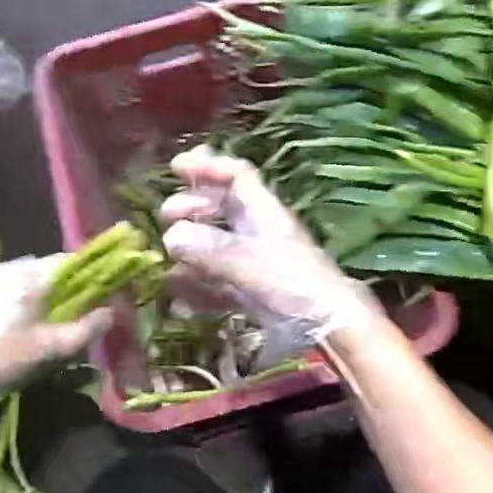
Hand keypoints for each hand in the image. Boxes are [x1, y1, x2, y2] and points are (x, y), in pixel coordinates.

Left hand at [0, 255, 112, 416]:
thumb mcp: (48, 349)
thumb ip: (85, 329)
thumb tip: (111, 312)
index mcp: (31, 275)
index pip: (71, 260)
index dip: (91, 274)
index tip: (103, 293)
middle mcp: (7, 267)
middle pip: (46, 268)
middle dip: (65, 287)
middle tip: (74, 314)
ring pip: (22, 278)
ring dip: (38, 294)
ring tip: (43, 323)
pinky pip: (1, 288)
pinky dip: (15, 300)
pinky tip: (10, 327)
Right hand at [158, 146, 382, 344]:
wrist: (327, 326)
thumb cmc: (293, 283)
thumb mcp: (249, 262)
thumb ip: (210, 249)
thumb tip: (171, 236)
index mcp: (263, 212)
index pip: (236, 176)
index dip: (207, 166)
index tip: (176, 168)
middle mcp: (258, 232)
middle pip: (222, 207)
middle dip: (192, 206)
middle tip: (166, 215)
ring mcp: (254, 262)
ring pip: (216, 246)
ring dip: (190, 249)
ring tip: (167, 257)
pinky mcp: (252, 291)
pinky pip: (218, 281)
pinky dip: (198, 286)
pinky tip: (178, 296)